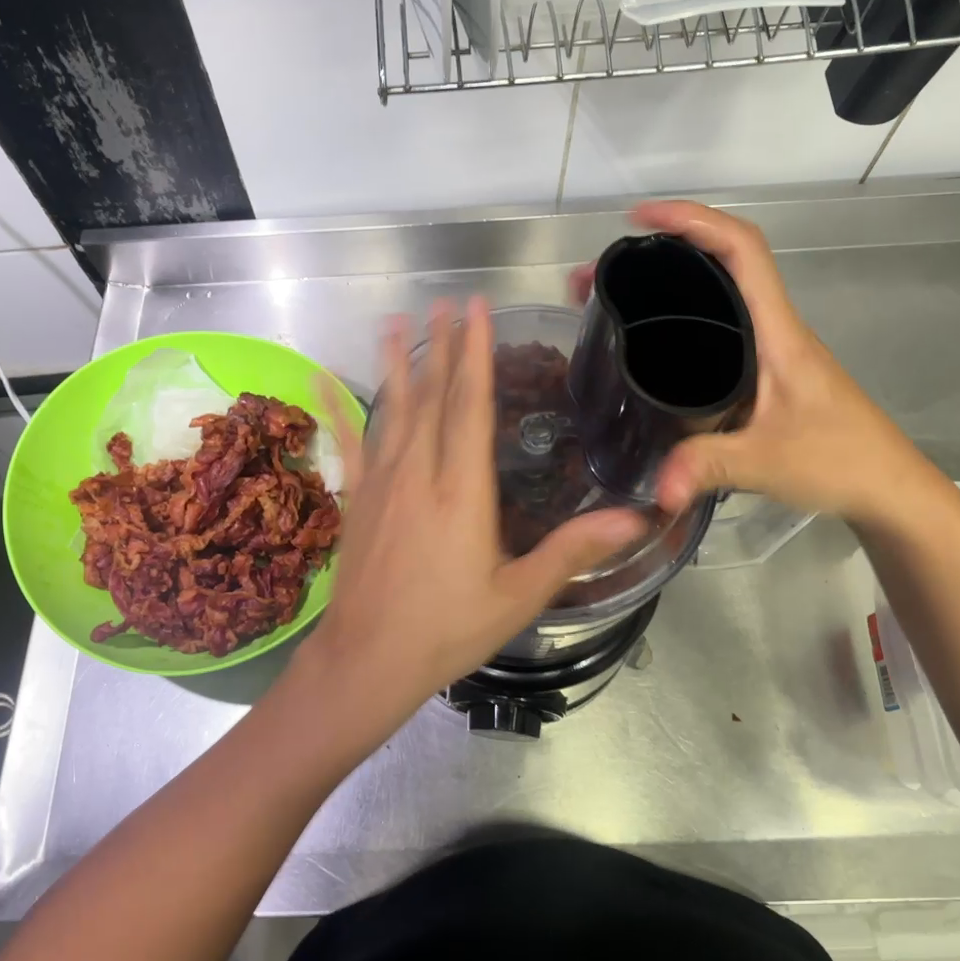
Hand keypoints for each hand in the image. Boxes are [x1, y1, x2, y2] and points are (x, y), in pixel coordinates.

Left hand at [307, 298, 646, 707]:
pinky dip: (340, 408)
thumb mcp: (519, 595)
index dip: (476, 354)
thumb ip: (572, 550)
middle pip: (431, 397)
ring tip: (396, 322)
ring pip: (391, 410)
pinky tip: (323, 377)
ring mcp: (381, 484)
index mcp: (462, 490)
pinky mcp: (356, 500)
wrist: (368, 659)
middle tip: (444, 301)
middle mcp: (418, 474)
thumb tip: (635, 518)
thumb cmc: (448, 629)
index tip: (476, 310)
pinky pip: (349, 444)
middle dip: (440, 346)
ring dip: (397, 364)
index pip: (470, 406)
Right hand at [575, 201, 937, 526]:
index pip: (742, 250)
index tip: (641, 219)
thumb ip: (708, 467)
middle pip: (720, 261)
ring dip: (664, 282)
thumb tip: (655, 488)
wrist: (885, 487)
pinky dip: (676, 317)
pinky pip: (714, 327)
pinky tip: (645, 344)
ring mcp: (766, 349)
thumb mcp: (767, 463)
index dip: (693, 221)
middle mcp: (771, 329)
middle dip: (659, 251)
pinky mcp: (759, 372)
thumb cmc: (840, 460)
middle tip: (600, 274)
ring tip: (608, 299)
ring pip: (716, 293)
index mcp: (777, 332)